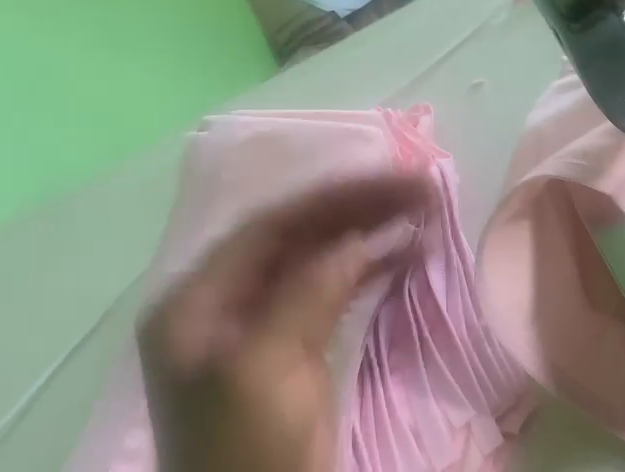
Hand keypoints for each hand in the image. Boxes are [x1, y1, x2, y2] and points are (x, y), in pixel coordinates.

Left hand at [139, 175, 429, 471]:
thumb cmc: (246, 444)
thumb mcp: (267, 365)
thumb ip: (308, 290)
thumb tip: (363, 236)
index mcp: (197, 302)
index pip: (273, 224)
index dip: (339, 194)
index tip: (403, 180)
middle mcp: (224, 304)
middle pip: (300, 233)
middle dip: (363, 206)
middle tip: (427, 190)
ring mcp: (261, 325)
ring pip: (322, 254)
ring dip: (374, 228)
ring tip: (427, 212)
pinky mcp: (296, 345)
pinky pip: (337, 284)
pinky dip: (375, 262)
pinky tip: (411, 251)